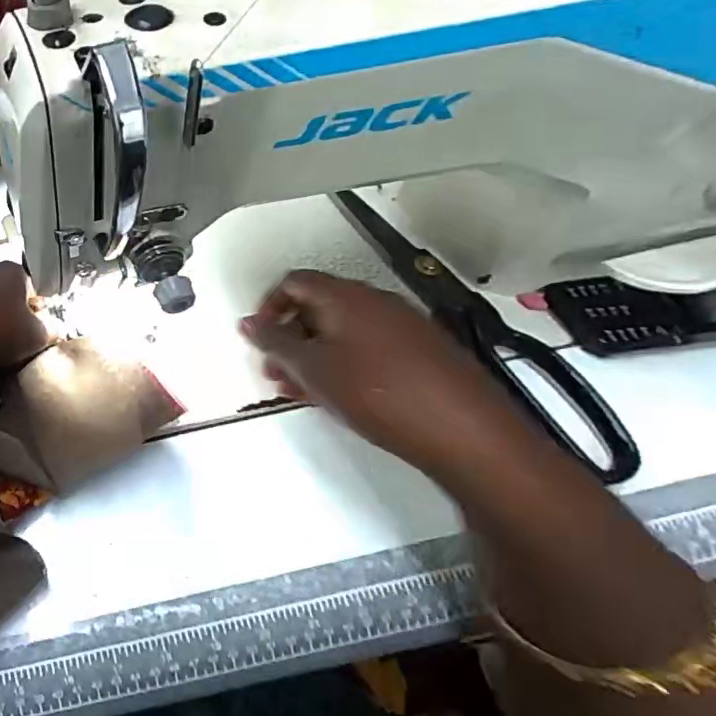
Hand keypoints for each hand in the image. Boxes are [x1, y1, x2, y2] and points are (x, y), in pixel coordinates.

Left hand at [0, 262, 50, 371]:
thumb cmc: (0, 332)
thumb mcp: (37, 336)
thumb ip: (47, 330)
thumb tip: (47, 329)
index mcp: (13, 270)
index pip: (33, 287)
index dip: (37, 310)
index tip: (37, 330)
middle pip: (7, 294)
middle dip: (12, 314)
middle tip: (16, 340)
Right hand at [238, 270, 542, 480]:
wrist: (465, 433)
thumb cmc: (380, 394)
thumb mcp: (311, 369)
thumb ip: (274, 343)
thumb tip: (250, 324)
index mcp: (345, 296)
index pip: (292, 282)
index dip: (268, 308)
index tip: (260, 339)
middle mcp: (376, 300)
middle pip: (318, 305)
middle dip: (291, 336)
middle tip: (278, 369)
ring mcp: (404, 325)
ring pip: (344, 329)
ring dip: (316, 352)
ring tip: (306, 388)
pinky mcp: (424, 351)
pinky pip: (370, 345)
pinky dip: (346, 362)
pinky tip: (342, 395)